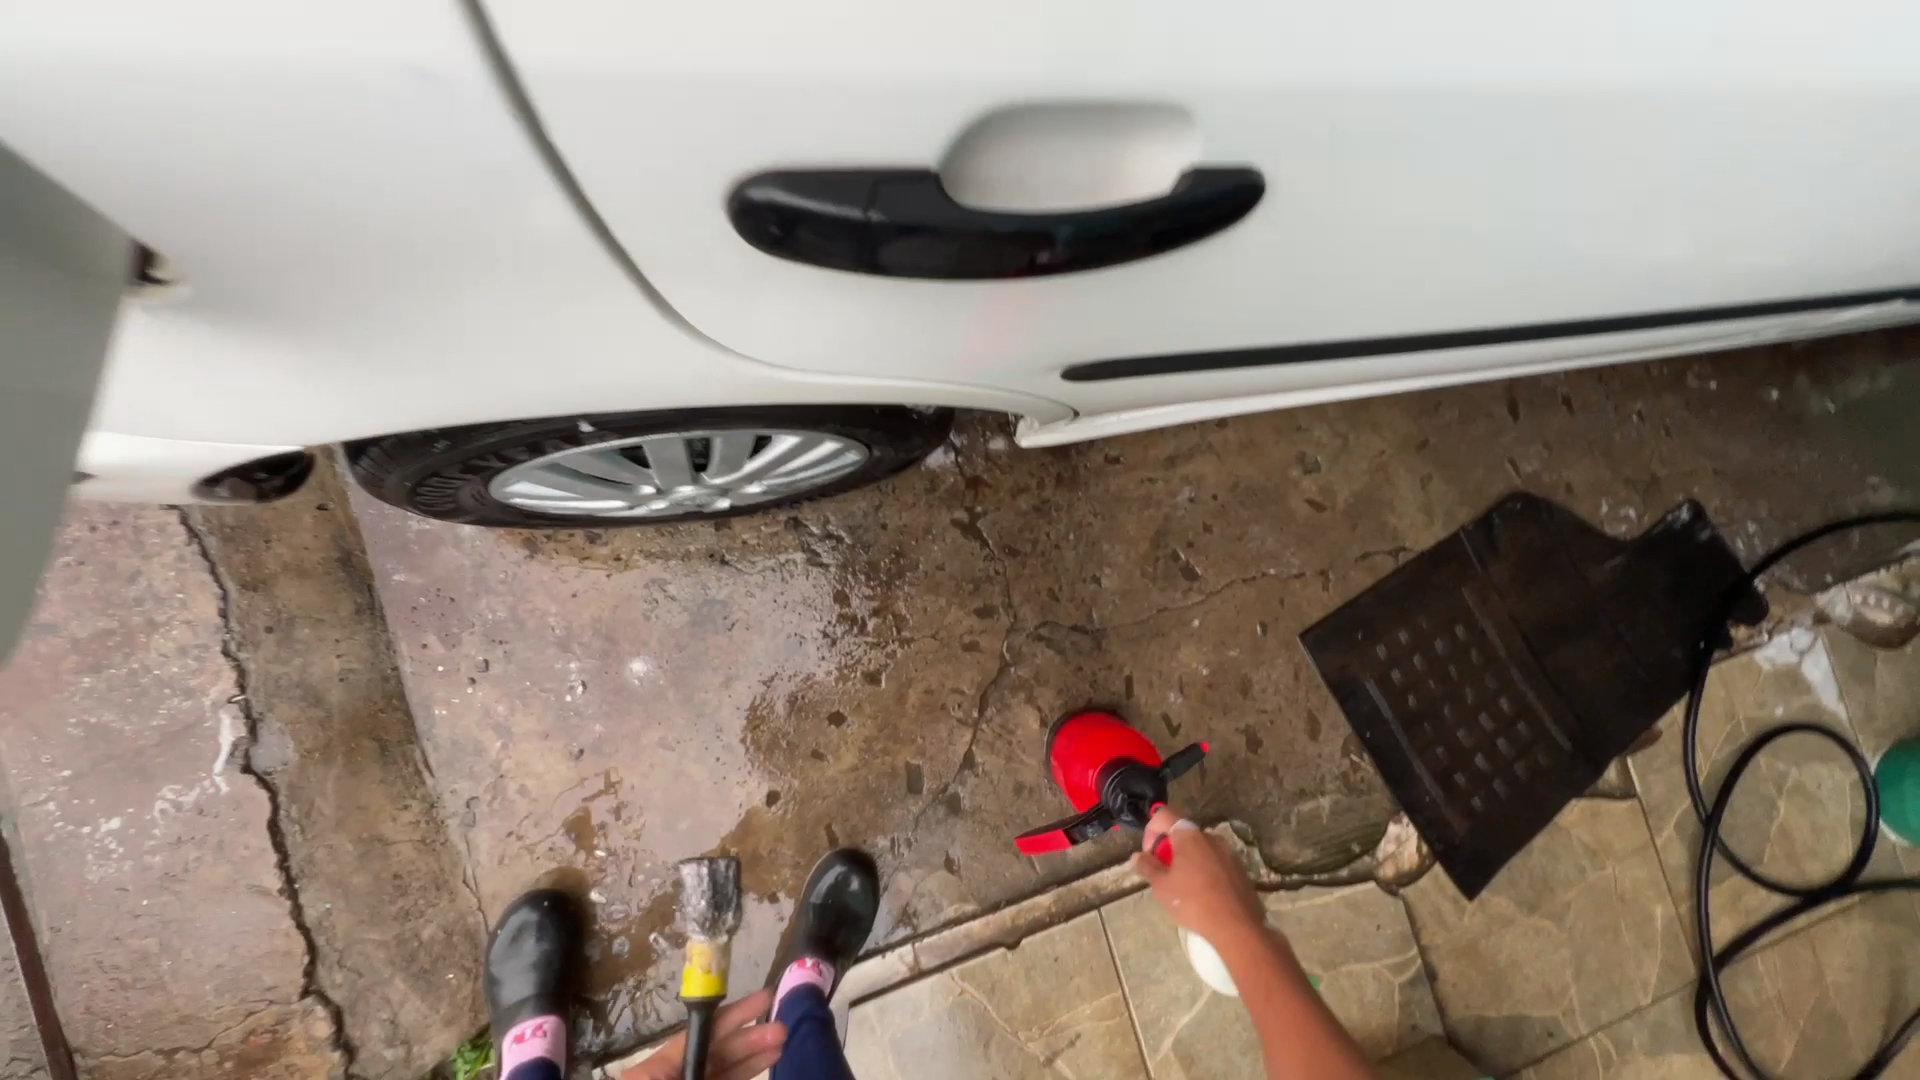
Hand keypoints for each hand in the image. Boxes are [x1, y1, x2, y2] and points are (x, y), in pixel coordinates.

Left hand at [618, 988, 785, 1079]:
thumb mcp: (665, 1077)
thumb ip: (702, 1063)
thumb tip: (726, 1034)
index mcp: (654, 1068)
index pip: (701, 1033)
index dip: (735, 1014)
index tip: (765, 997)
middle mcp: (671, 1074)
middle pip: (715, 1050)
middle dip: (750, 1037)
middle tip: (783, 1024)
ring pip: (723, 1071)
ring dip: (752, 1058)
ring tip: (782, 1043)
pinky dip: (743, 1077)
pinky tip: (765, 1065)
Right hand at [1130, 807, 1267, 945]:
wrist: (1237, 928)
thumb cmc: (1193, 902)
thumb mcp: (1161, 886)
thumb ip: (1147, 867)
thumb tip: (1138, 856)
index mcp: (1189, 835)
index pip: (1163, 815)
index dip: (1151, 830)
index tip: (1149, 855)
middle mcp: (1210, 837)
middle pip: (1182, 833)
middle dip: (1169, 849)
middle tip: (1164, 874)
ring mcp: (1229, 853)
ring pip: (1200, 849)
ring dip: (1187, 861)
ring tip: (1183, 887)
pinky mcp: (1241, 871)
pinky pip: (1216, 863)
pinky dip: (1205, 871)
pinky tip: (1204, 896)